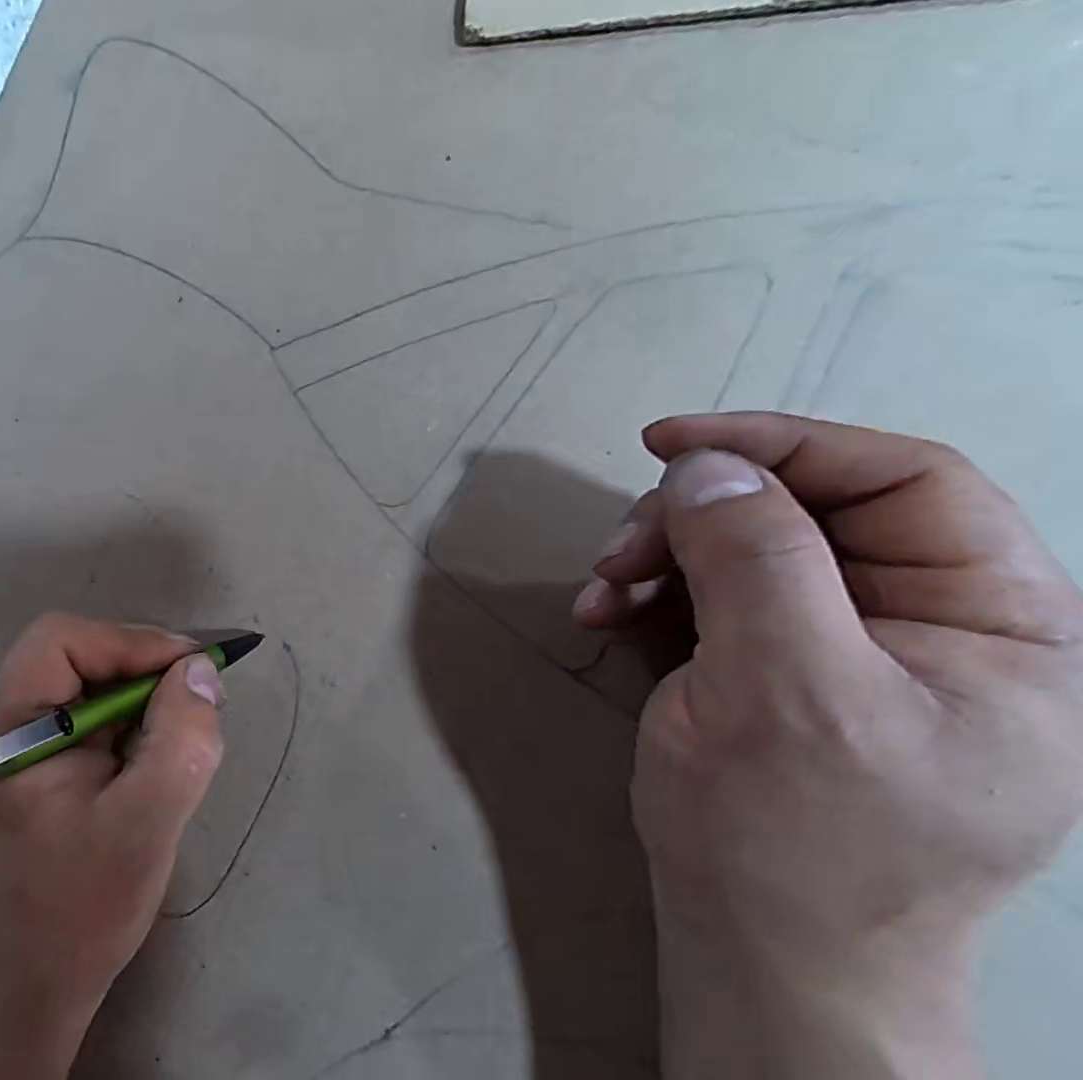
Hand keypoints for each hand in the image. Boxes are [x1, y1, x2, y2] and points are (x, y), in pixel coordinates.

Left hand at [0, 614, 225, 1079]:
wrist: (25, 988)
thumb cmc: (81, 914)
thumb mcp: (146, 827)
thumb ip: (181, 742)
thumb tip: (198, 671)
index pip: (59, 642)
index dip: (129, 642)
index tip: (189, 668)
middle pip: (64, 660)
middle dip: (134, 672)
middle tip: (189, 700)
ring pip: (69, 689)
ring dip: (127, 701)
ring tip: (168, 737)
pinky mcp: (5, 767)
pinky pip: (64, 719)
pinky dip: (110, 726)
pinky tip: (135, 761)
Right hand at [576, 412, 1082, 1078]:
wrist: (760, 944)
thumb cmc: (796, 833)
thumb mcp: (784, 689)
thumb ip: (755, 564)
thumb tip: (704, 468)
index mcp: (985, 619)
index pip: (901, 480)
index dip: (783, 443)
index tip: (667, 442)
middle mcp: (912, 619)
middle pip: (800, 512)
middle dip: (692, 518)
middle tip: (616, 554)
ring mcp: (826, 643)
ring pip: (736, 550)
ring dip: (655, 557)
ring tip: (599, 596)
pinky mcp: (756, 664)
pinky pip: (700, 595)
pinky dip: (645, 595)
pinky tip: (605, 619)